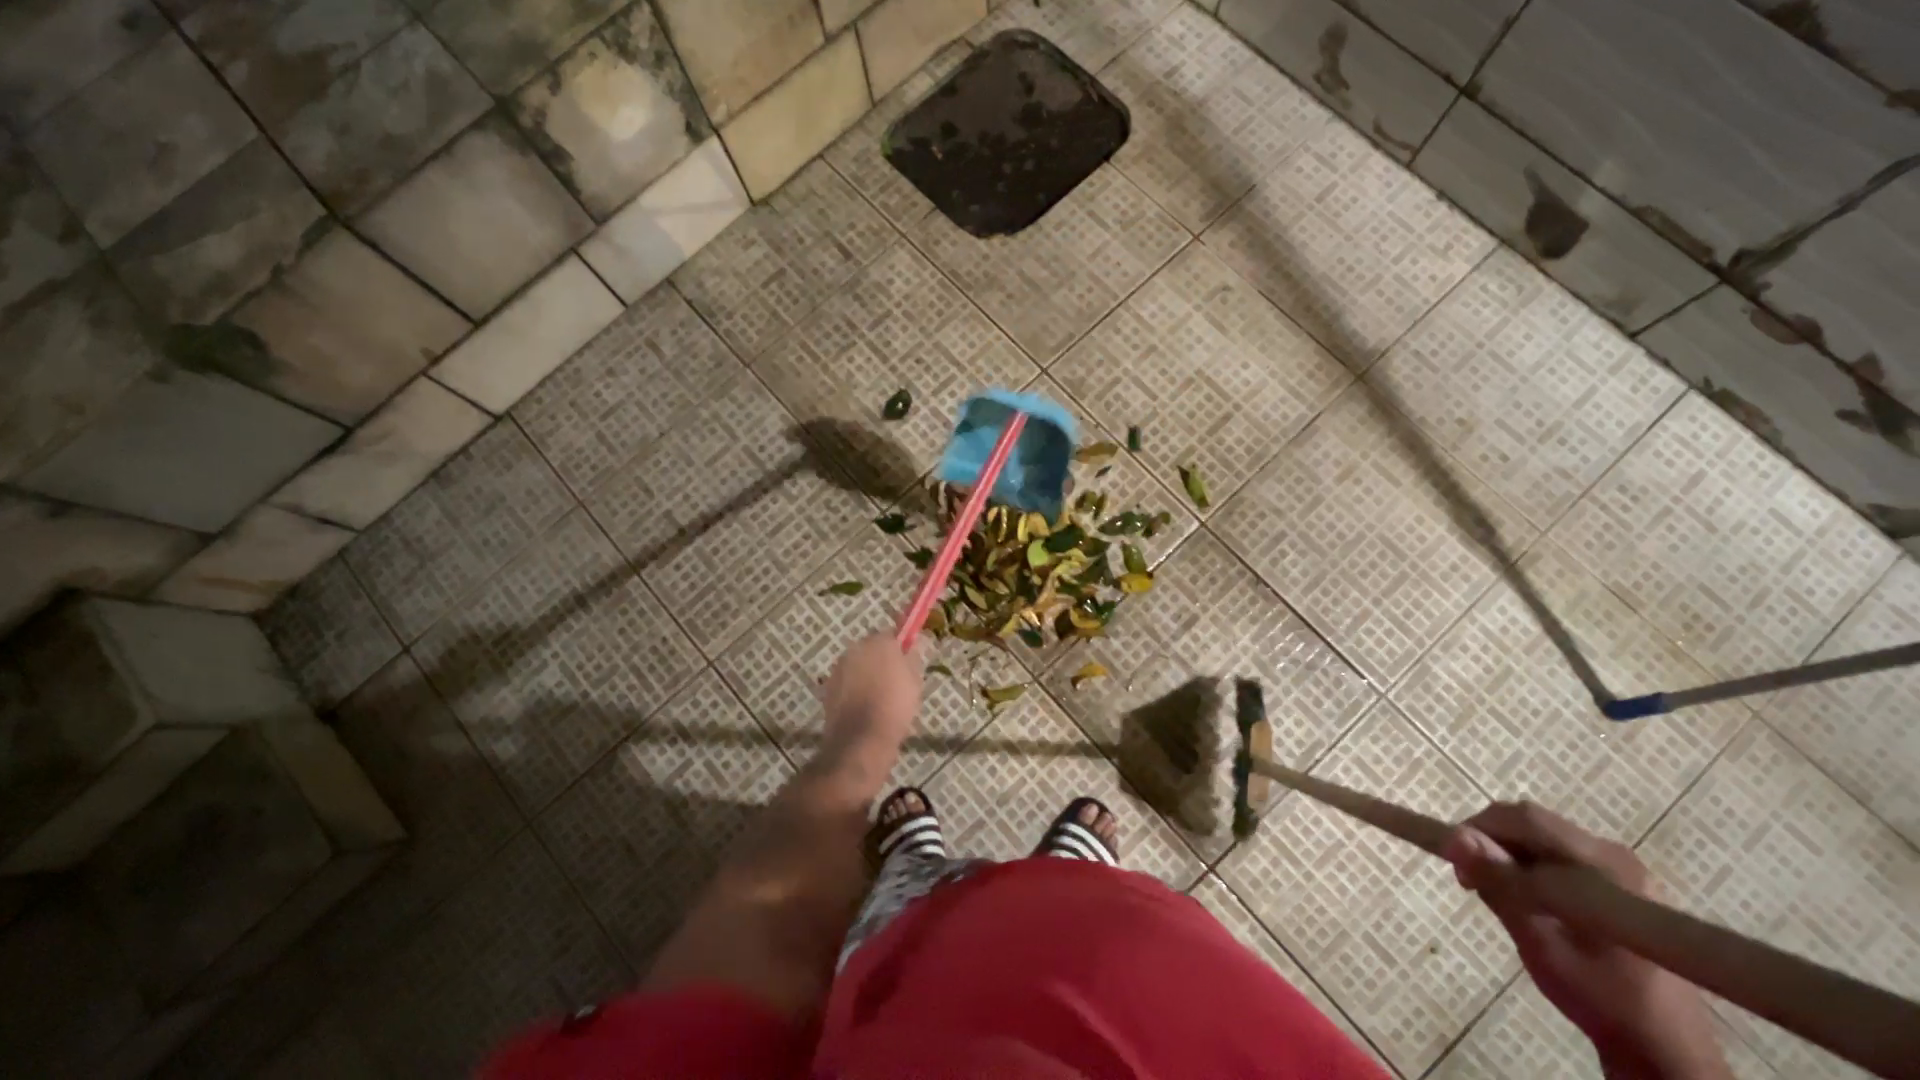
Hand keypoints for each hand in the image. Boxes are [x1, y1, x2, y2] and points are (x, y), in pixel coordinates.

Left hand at [819, 633, 923, 762]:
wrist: (862, 738)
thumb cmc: (895, 706)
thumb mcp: (915, 681)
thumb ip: (913, 658)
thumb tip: (913, 646)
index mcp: (879, 643)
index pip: (892, 635)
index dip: (900, 647)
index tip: (908, 662)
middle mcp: (855, 649)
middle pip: (872, 649)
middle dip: (882, 660)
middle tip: (896, 682)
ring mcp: (839, 668)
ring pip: (858, 666)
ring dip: (867, 675)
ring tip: (880, 698)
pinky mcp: (828, 687)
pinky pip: (847, 683)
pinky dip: (854, 690)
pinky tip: (864, 708)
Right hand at [1446, 802, 1729, 1079]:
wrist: (1664, 1045)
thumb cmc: (1600, 996)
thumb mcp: (1540, 942)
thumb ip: (1500, 886)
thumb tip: (1456, 838)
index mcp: (1601, 864)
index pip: (1525, 819)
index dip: (1478, 828)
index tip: (1453, 860)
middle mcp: (1613, 853)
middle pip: (1534, 825)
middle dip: (1491, 843)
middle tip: (1470, 882)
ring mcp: (1620, 868)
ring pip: (1543, 841)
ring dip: (1509, 859)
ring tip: (1498, 899)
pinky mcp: (1618, 884)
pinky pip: (1558, 859)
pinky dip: (1530, 871)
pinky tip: (1529, 906)